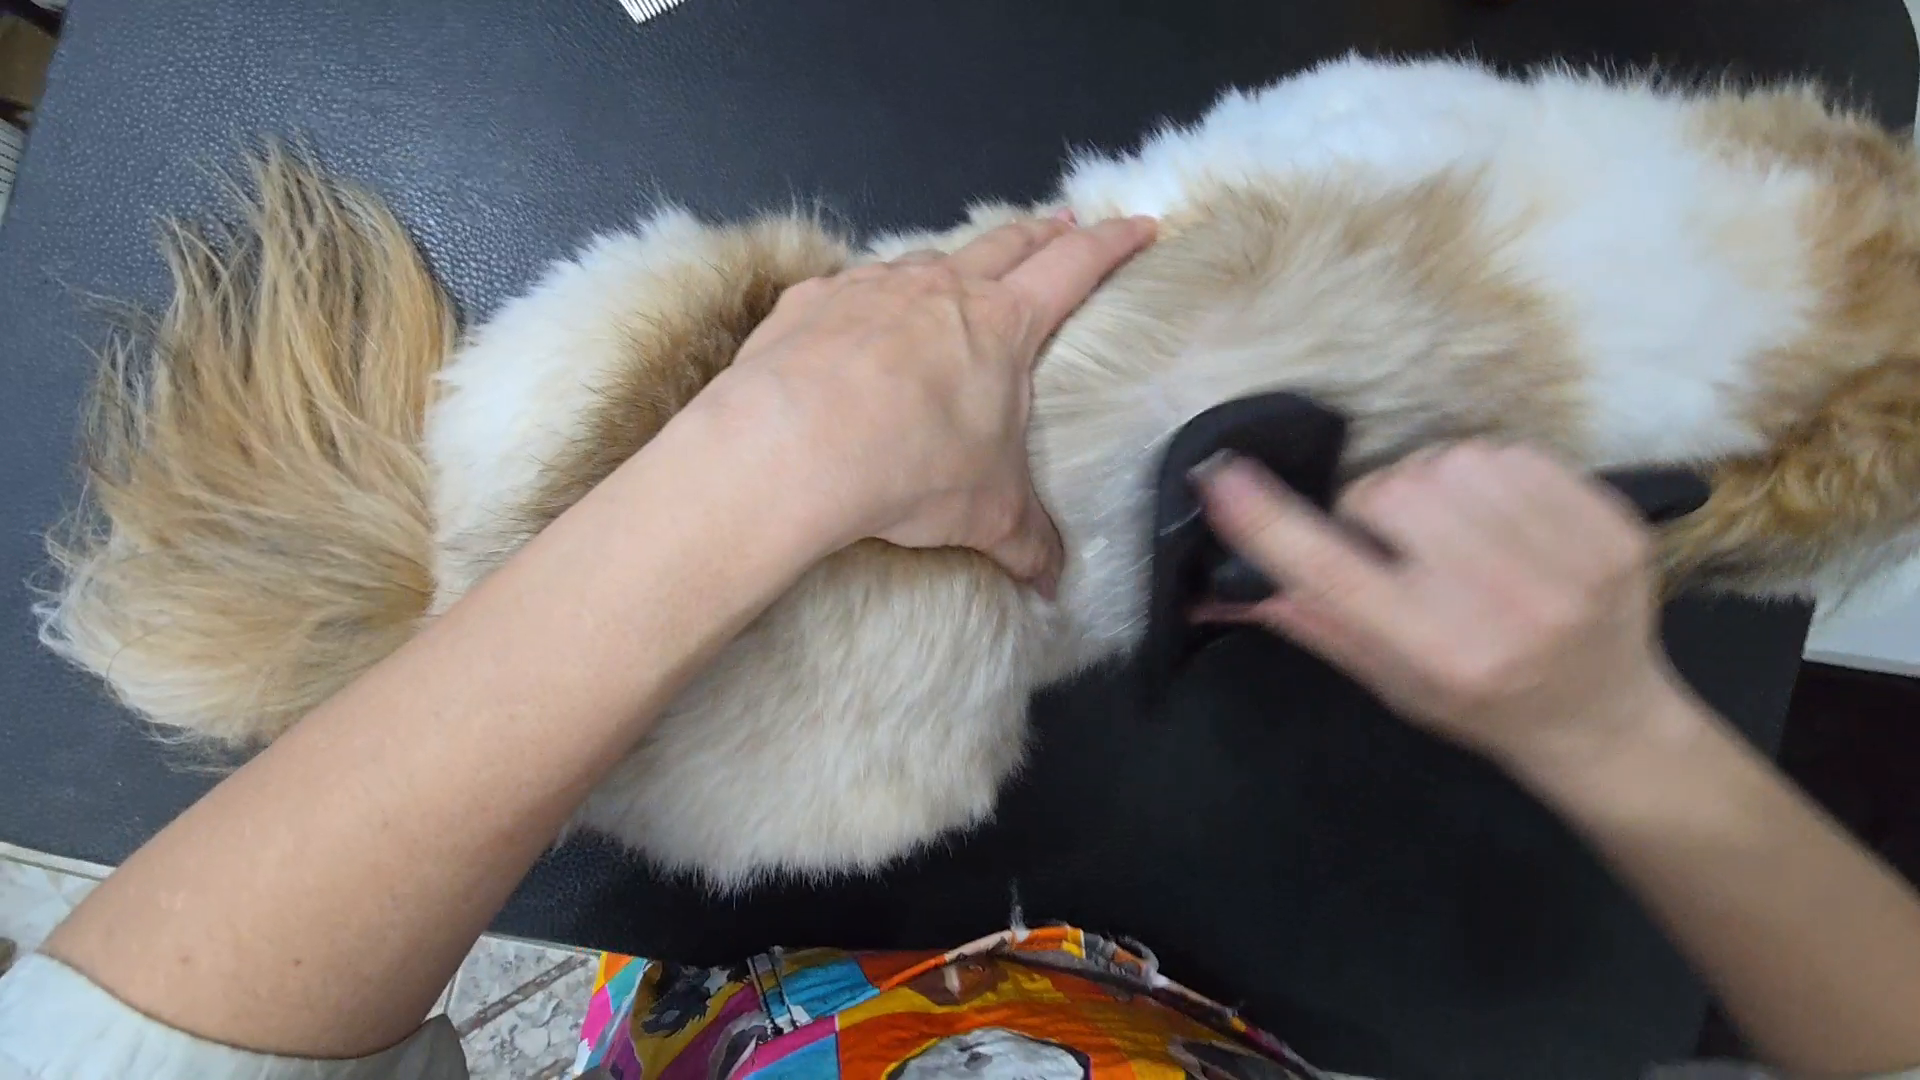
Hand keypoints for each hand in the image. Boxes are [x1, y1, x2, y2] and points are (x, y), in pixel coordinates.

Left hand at [693, 213, 1156, 594]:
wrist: (794, 444)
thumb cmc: (913, 469)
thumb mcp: (987, 514)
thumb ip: (1027, 544)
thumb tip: (1052, 583)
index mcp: (1002, 325)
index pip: (1074, 268)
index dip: (1113, 245)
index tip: (1139, 227)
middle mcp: (940, 290)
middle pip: (1006, 242)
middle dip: (1042, 232)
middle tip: (1064, 224)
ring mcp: (873, 288)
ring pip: (927, 257)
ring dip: (954, 262)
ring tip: (961, 276)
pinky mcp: (812, 302)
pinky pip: (852, 289)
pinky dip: (871, 299)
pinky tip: (861, 323)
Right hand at [1195, 442, 1695, 775]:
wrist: (1605, 720)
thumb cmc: (1473, 706)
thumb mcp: (1378, 677)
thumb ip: (1303, 619)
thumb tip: (1214, 594)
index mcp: (1435, 652)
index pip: (1329, 571)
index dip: (1268, 520)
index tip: (1220, 477)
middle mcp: (1502, 606)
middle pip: (1389, 492)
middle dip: (1368, 504)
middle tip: (1386, 537)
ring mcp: (1569, 562)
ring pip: (1447, 462)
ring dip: (1424, 483)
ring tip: (1443, 524)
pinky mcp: (1612, 526)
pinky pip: (1510, 453)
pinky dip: (1481, 472)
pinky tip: (1491, 512)